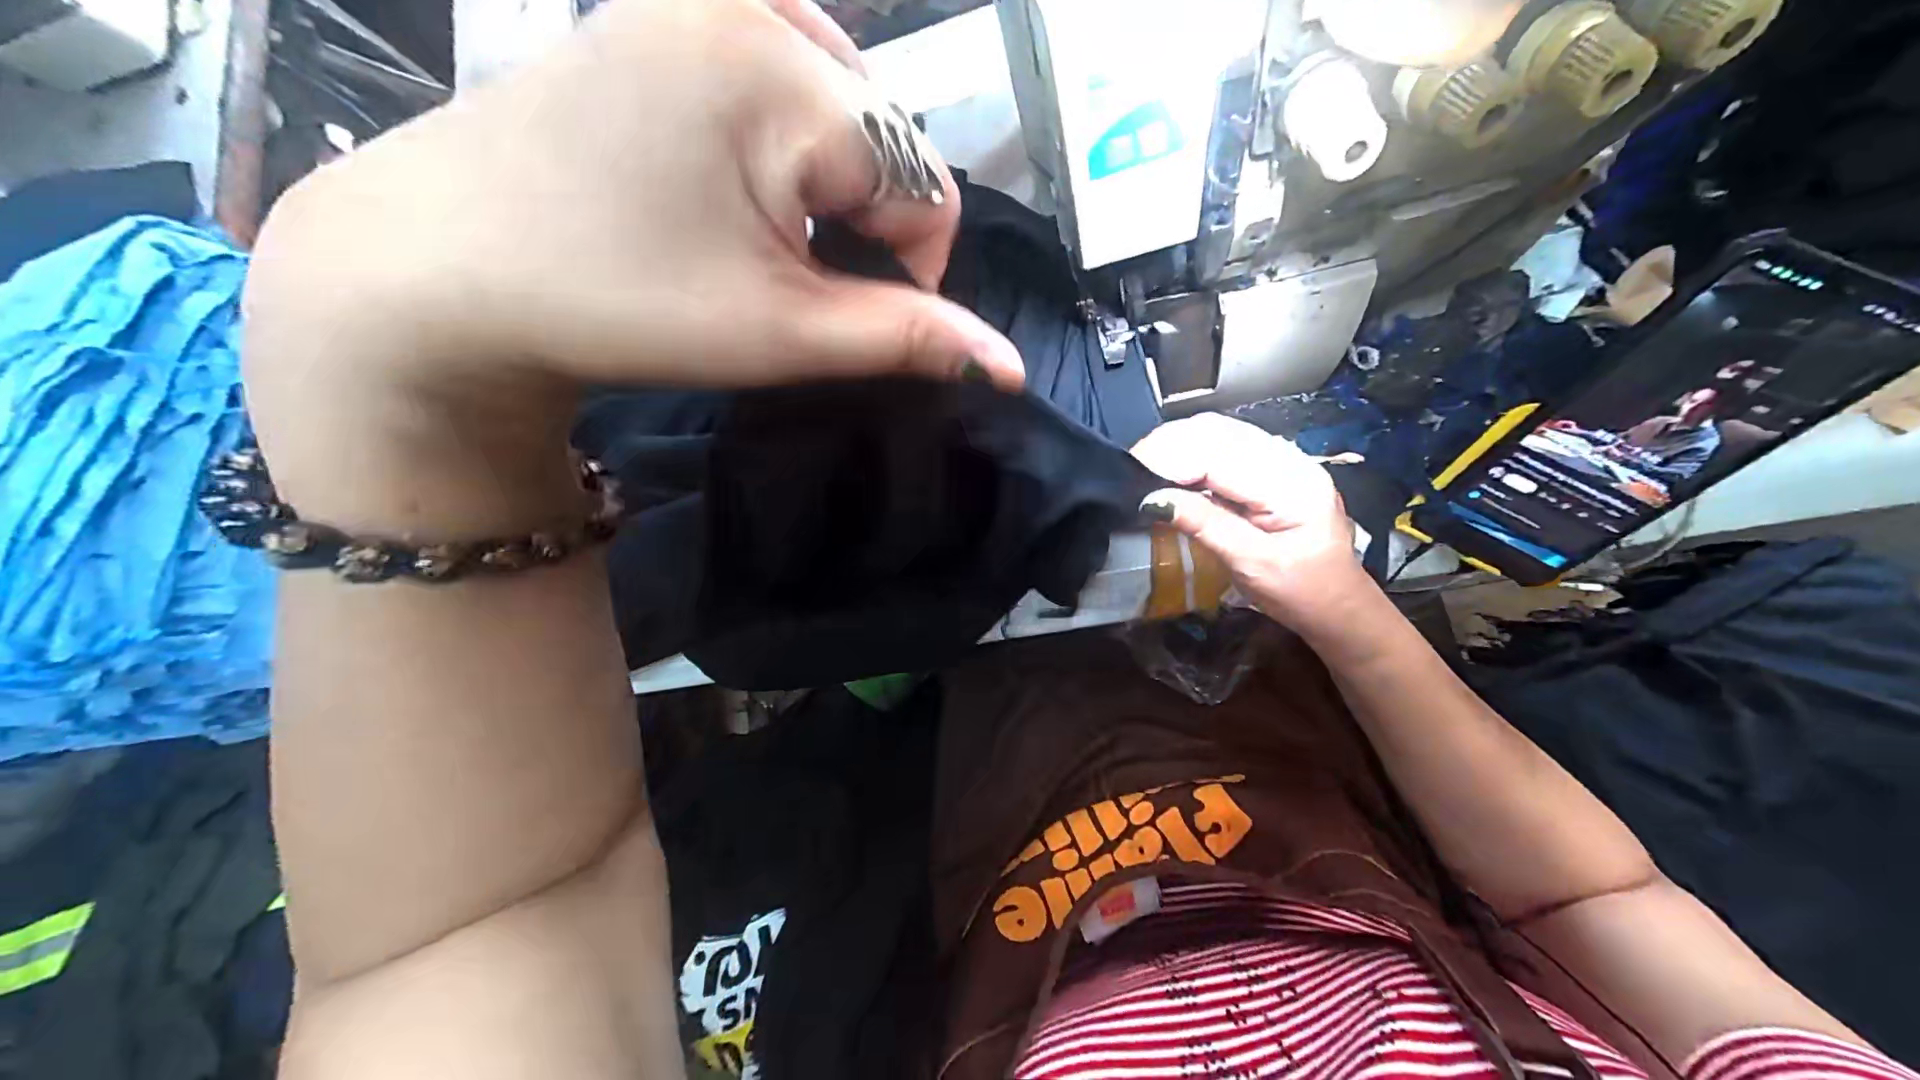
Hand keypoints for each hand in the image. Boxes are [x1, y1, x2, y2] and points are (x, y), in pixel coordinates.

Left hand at [241, 0, 1025, 532]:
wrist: (443, 272)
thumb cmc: (622, 309)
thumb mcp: (783, 333)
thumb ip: (907, 339)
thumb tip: (1009, 368)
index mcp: (785, 76)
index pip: (924, 188)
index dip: (908, 272)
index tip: (845, 318)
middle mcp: (750, 4)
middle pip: (883, 142)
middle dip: (861, 227)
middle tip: (789, 282)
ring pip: (837, 109)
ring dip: (827, 186)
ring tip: (755, 236)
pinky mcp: (659, 10)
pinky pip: (777, 68)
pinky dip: (786, 134)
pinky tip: (736, 176)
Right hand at [1130, 415, 1372, 637]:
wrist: (1338, 605)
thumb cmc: (1301, 593)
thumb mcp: (1251, 565)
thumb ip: (1205, 525)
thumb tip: (1154, 500)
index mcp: (1291, 485)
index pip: (1218, 455)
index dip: (1170, 460)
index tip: (1134, 477)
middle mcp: (1288, 461)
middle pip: (1217, 431)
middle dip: (1168, 445)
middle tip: (1133, 471)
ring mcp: (1281, 460)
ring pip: (1217, 432)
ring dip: (1176, 446)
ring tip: (1146, 471)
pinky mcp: (1270, 467)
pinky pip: (1223, 446)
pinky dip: (1191, 453)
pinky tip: (1173, 474)